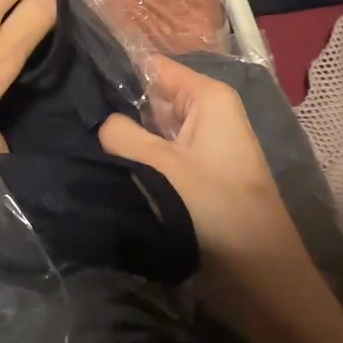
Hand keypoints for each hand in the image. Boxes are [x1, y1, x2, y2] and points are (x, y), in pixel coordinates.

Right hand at [102, 55, 342, 342]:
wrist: (263, 277)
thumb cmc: (217, 208)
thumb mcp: (161, 168)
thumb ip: (122, 135)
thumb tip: (101, 122)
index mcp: (208, 96)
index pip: (152, 66)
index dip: (117, 72)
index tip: (81, 85)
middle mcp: (209, 110)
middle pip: (153, 95)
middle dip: (121, 108)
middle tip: (80, 119)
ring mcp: (206, 142)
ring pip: (155, 126)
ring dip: (130, 137)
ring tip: (90, 141)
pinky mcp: (201, 170)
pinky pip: (164, 151)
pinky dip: (143, 157)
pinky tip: (113, 163)